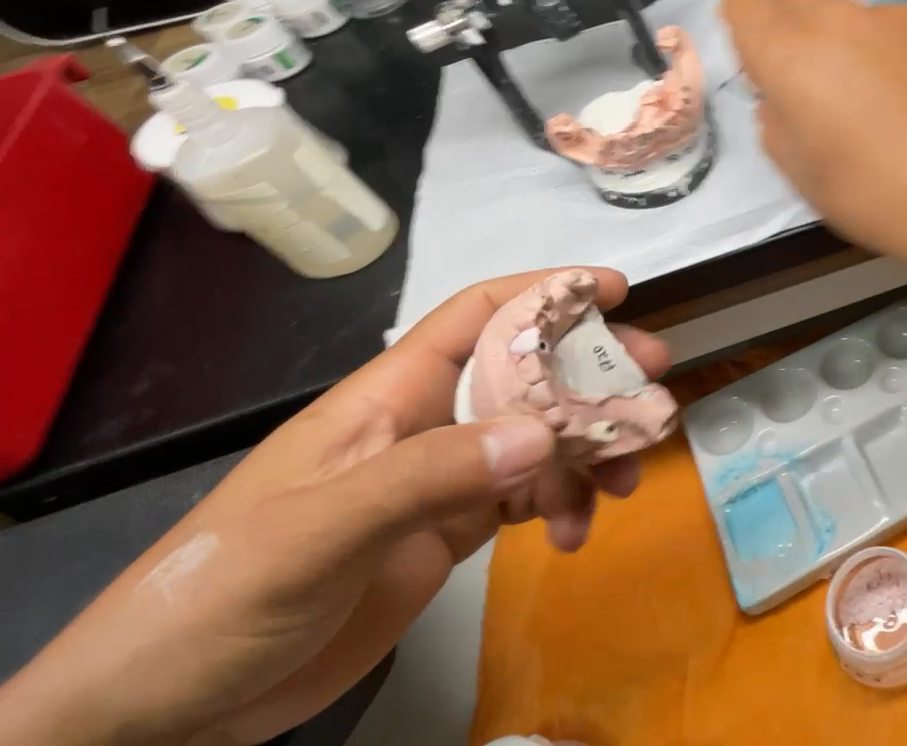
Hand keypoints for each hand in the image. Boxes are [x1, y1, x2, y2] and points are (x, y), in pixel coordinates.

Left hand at [0, 267, 667, 745]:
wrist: (162, 711)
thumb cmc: (217, 598)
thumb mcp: (318, 533)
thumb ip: (429, 477)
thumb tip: (542, 436)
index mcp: (389, 399)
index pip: (479, 317)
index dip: (547, 293)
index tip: (617, 291)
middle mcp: (425, 426)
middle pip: (531, 377)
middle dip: (597, 380)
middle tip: (655, 395)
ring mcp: (442, 480)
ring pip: (542, 441)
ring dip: (591, 454)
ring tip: (622, 485)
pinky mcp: (450, 530)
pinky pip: (530, 499)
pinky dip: (564, 507)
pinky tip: (571, 537)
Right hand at [720, 0, 906, 260]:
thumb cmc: (874, 196)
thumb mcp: (800, 172)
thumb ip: (774, 118)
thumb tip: (779, 94)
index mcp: (789, 54)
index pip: (743, 0)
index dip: (746, 27)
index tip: (763, 64)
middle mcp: (839, 19)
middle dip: (791, 26)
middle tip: (814, 80)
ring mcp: (896, 18)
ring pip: (851, 8)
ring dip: (846, 37)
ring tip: (875, 92)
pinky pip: (899, 26)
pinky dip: (894, 49)